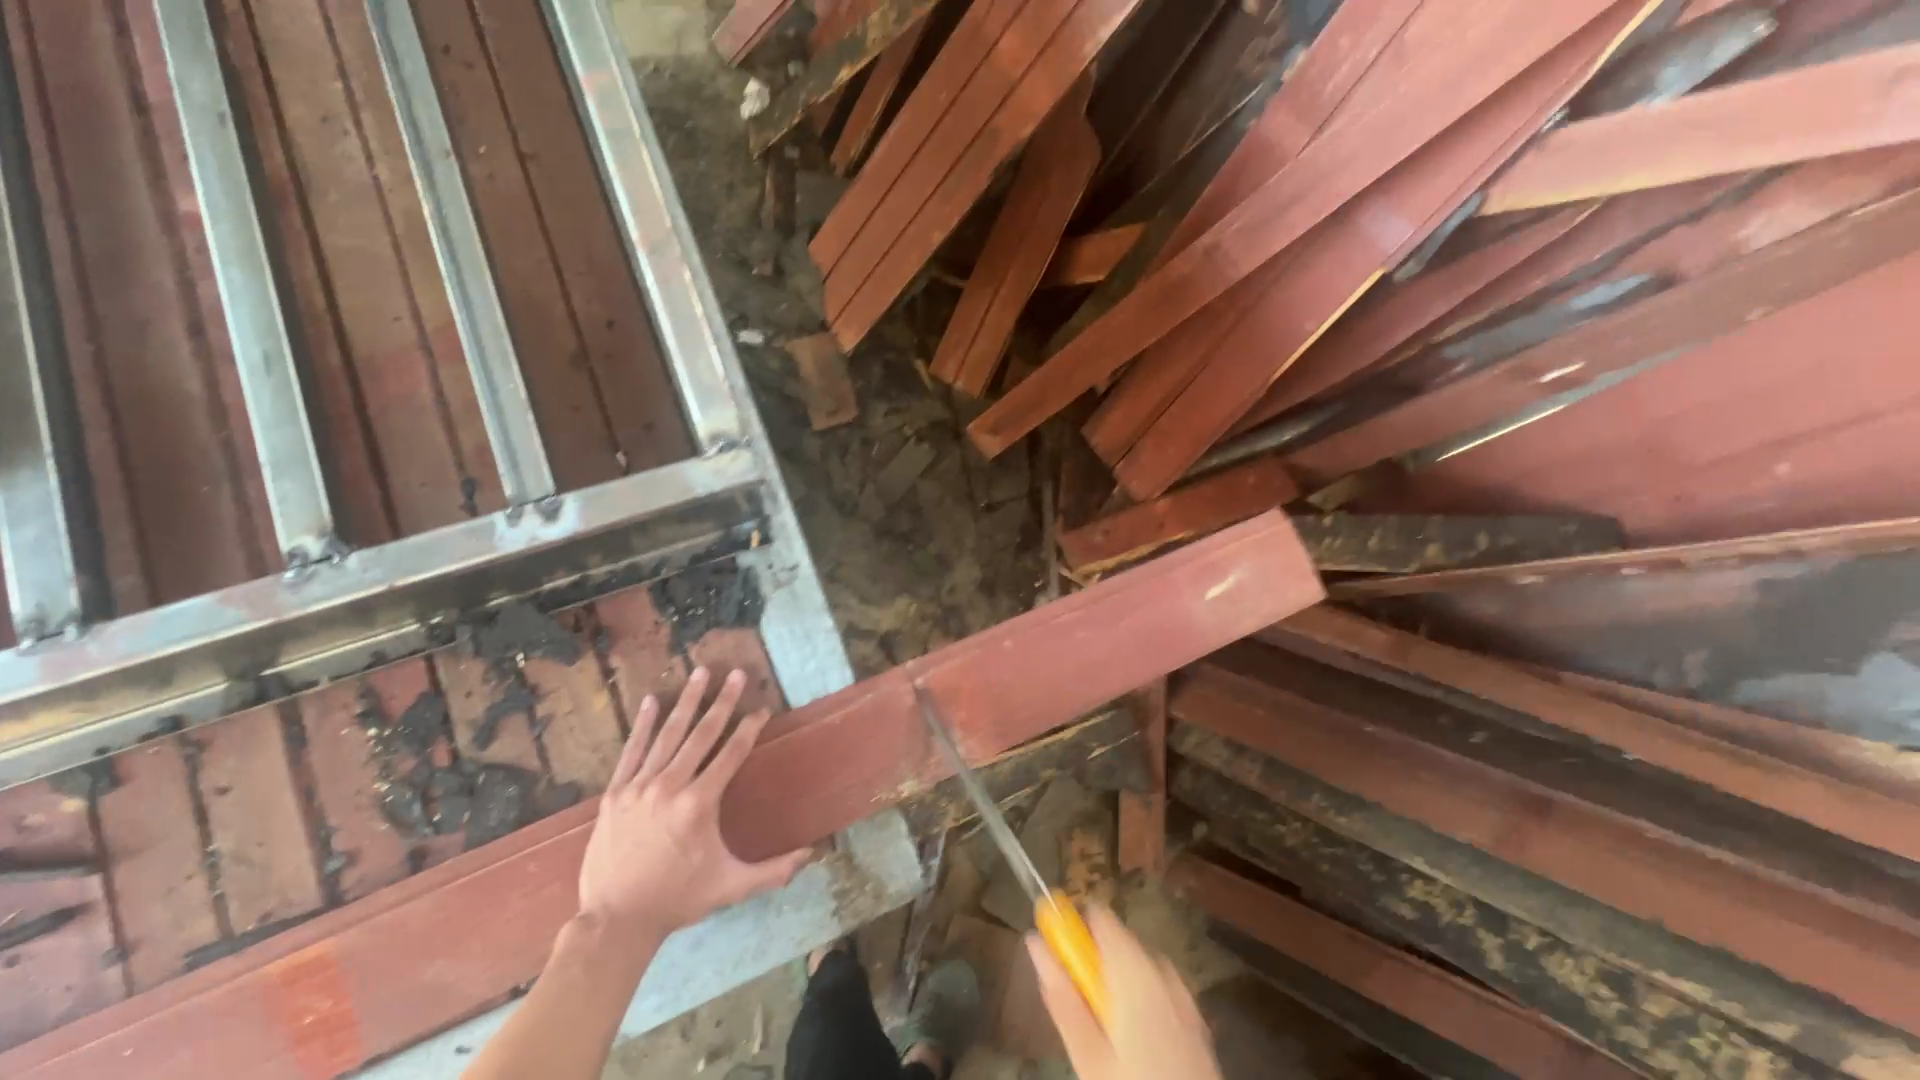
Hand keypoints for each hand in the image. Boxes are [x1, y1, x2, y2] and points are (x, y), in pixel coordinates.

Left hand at [577, 667, 812, 944]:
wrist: (616, 919)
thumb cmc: (678, 901)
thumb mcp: (732, 887)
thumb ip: (774, 870)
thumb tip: (813, 855)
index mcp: (699, 805)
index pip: (731, 754)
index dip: (749, 729)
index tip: (762, 709)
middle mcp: (669, 787)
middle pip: (701, 734)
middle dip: (722, 702)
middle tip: (737, 674)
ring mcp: (639, 788)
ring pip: (668, 735)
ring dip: (686, 702)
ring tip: (700, 673)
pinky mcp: (615, 795)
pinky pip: (632, 751)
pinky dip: (643, 725)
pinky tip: (652, 702)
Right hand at [1028, 906, 1221, 1079]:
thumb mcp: (1087, 1052)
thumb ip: (1061, 995)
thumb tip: (1035, 943)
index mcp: (1134, 970)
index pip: (1101, 918)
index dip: (1074, 925)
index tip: (1055, 946)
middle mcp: (1162, 971)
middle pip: (1120, 941)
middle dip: (1094, 959)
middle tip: (1076, 999)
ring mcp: (1184, 993)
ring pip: (1140, 964)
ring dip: (1118, 978)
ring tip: (1102, 1022)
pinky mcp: (1195, 1016)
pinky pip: (1160, 987)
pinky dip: (1142, 994)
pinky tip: (1133, 1032)